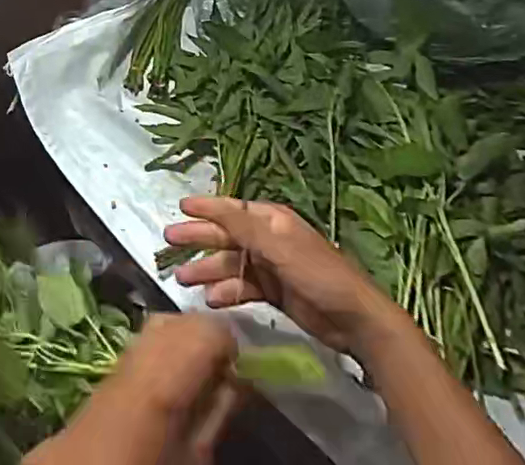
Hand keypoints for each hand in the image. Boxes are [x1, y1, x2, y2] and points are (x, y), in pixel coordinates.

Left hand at [26, 314, 239, 464]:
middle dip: (212, 341)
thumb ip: (219, 410)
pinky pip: (152, 334)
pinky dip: (171, 346)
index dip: (232, 347)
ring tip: (201, 382)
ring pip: (170, 321)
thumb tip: (241, 381)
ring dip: (191, 341)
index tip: (241, 377)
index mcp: (168, 373)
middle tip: (224, 381)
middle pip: (189, 319)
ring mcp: (128, 346)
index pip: (210, 329)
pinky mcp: (118, 355)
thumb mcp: (194, 454)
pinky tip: (176, 380)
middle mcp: (146, 345)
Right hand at [166, 197, 406, 356]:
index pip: (230, 210)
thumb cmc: (317, 274)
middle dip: (198, 238)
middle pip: (225, 236)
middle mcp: (267, 239)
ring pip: (230, 264)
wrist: (355, 320)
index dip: (205, 208)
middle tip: (169, 241)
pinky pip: (242, 287)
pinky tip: (211, 299)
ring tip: (183, 279)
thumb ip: (241, 227)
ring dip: (207, 270)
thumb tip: (210, 204)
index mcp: (271, 220)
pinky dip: (227, 292)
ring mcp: (270, 266)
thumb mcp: (278, 246)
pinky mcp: (273, 292)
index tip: (180, 207)